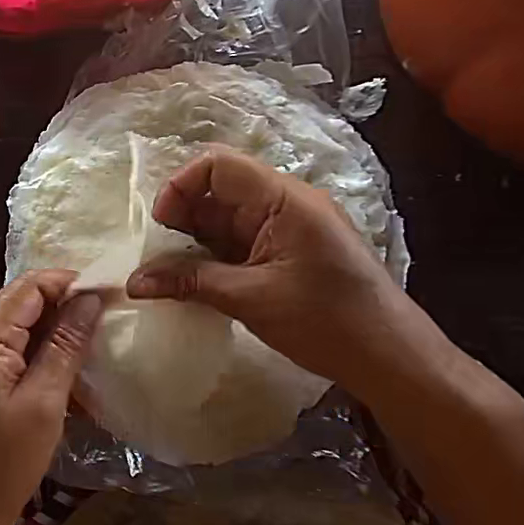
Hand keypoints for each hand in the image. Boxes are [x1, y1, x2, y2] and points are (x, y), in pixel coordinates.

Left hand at [0, 271, 104, 524]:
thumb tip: (89, 299)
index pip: (27, 287)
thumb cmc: (5, 461)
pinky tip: (69, 364)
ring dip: (54, 328)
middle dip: (64, 303)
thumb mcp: (44, 402)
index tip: (111, 292)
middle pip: (19, 301)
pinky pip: (10, 347)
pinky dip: (39, 350)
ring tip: (97, 339)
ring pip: (17, 324)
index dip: (68, 283)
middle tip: (109, 316)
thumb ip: (65, 345)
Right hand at [125, 144, 438, 395]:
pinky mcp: (280, 254)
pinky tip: (191, 283)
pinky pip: (232, 243)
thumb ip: (188, 282)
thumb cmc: (328, 321)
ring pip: (219, 220)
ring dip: (189, 243)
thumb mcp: (250, 298)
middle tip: (158, 256)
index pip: (217, 166)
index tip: (161, 227)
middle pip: (214, 191)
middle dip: (179, 219)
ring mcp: (282, 230)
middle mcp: (282, 205)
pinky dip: (206, 259)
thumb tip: (132, 283)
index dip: (179, 186)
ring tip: (168, 275)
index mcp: (283, 200)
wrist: (391, 359)